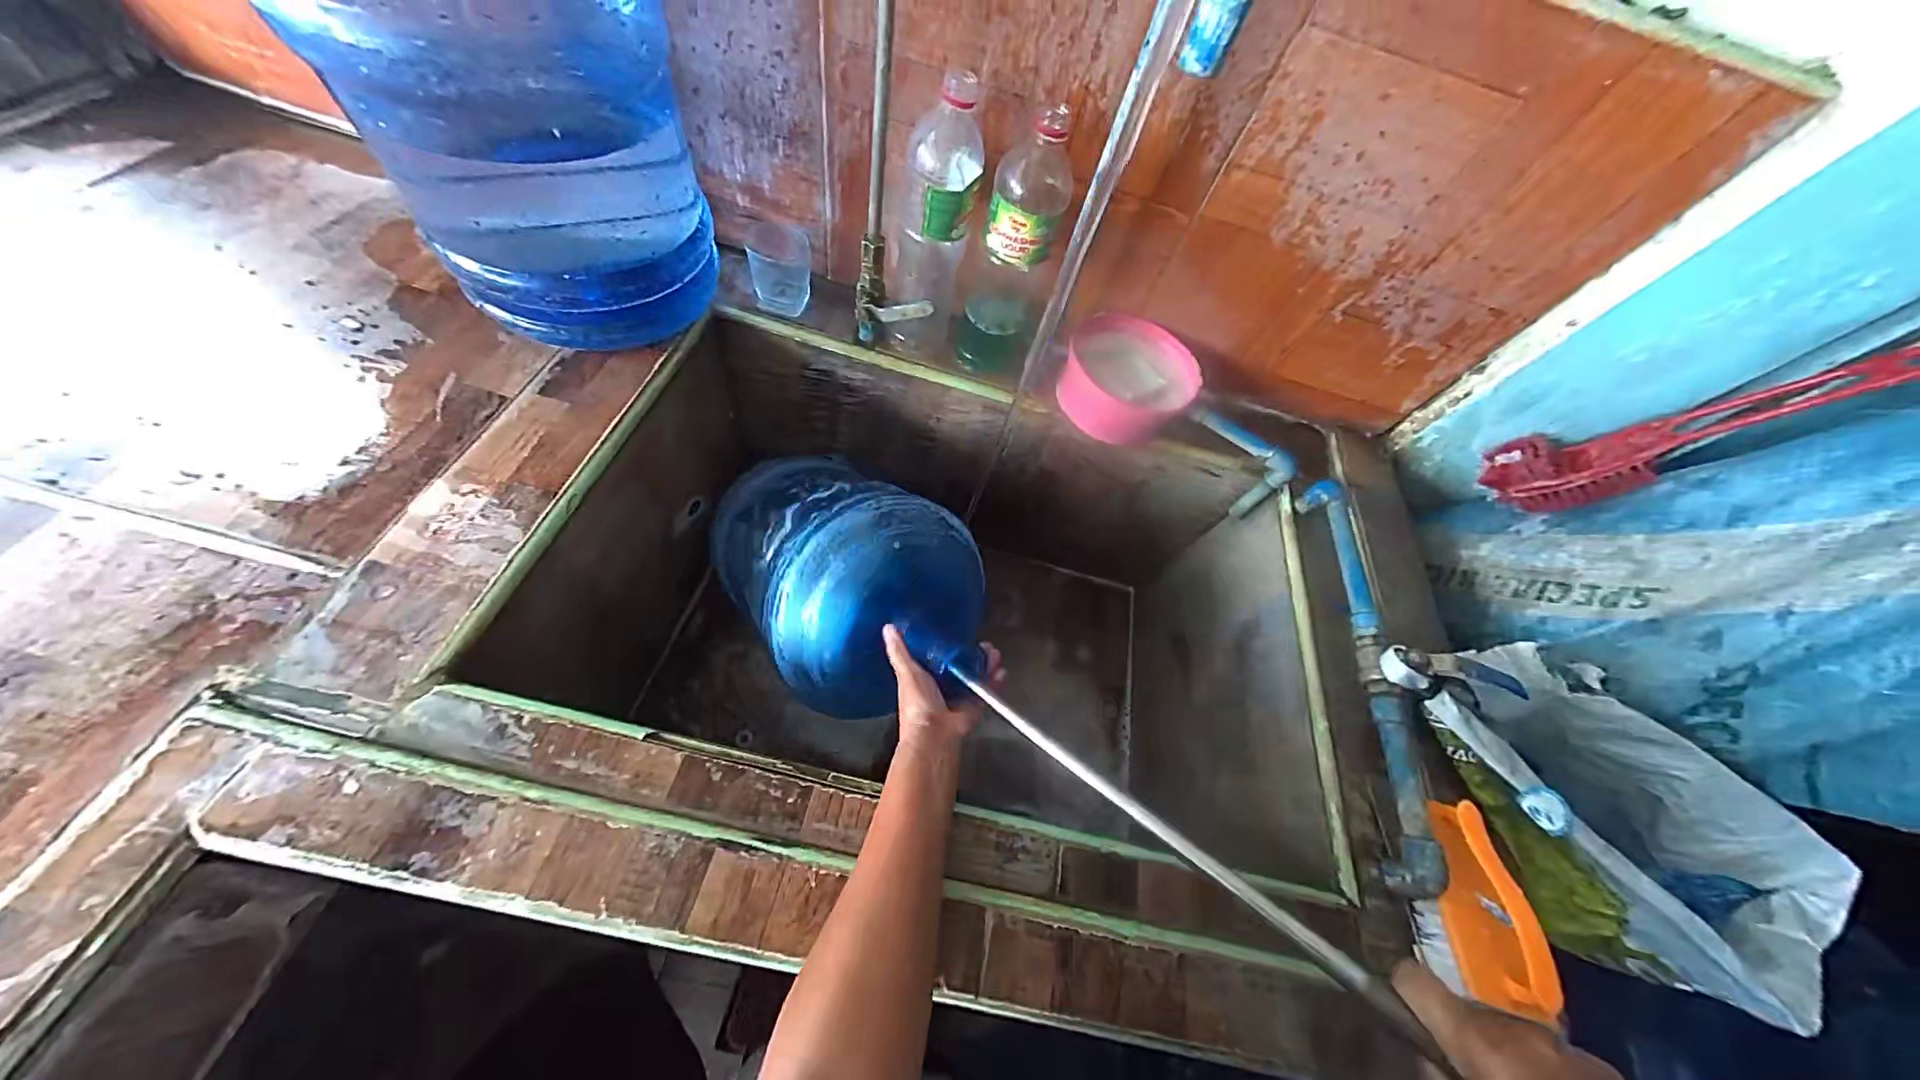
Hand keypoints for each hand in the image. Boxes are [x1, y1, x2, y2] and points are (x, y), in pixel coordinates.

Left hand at [882, 625, 1002, 746]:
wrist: (934, 734)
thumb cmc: (917, 705)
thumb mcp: (906, 671)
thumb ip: (899, 651)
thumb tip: (888, 629)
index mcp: (922, 680)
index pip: (936, 659)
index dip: (948, 647)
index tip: (958, 634)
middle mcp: (940, 689)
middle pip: (960, 667)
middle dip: (972, 655)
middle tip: (982, 645)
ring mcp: (958, 699)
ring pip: (974, 677)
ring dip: (985, 665)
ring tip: (992, 653)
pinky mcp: (972, 708)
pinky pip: (985, 692)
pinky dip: (994, 682)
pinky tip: (999, 671)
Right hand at [1393, 962, 1619, 1079]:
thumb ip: (1431, 1074)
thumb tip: (1415, 1052)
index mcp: (1476, 1036)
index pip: (1412, 976)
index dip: (1401, 991)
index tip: (1399, 1010)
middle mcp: (1518, 1028)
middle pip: (1468, 1011)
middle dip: (1462, 1035)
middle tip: (1462, 1069)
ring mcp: (1569, 1049)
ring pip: (1516, 1036)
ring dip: (1508, 1056)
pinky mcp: (1605, 1071)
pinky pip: (1558, 1060)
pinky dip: (1546, 1074)